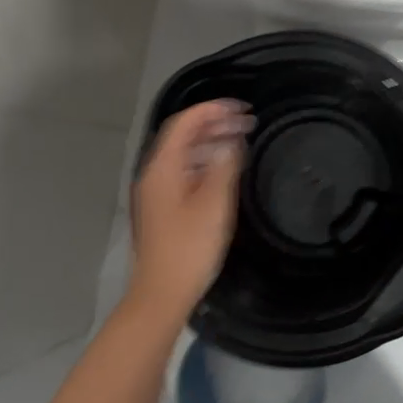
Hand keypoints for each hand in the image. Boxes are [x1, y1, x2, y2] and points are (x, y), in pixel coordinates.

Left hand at [127, 99, 252, 320]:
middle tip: (247, 122)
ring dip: (211, 142)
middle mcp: (155, 174)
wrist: (162, 293)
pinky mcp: (163, 209)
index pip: (185, 123)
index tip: (241, 108)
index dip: (212, 109)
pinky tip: (224, 170)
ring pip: (184, 154)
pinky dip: (205, 162)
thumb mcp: (214, 204)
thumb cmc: (190, 248)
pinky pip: (184, 172)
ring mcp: (156, 193)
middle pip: (183, 136)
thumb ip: (224, 166)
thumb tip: (231, 140)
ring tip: (240, 141)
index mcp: (163, 168)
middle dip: (214, 123)